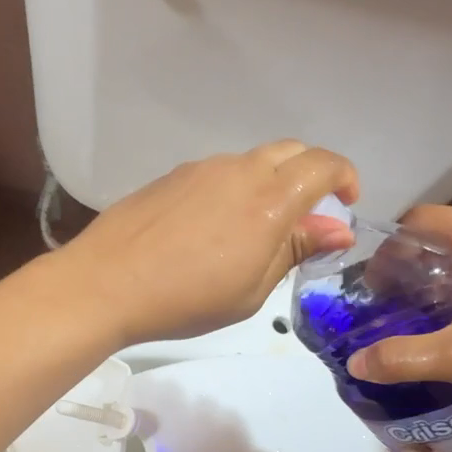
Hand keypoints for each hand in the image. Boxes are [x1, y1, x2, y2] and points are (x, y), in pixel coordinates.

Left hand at [52, 141, 359, 344]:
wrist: (104, 284)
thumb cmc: (185, 299)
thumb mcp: (251, 290)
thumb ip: (295, 250)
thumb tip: (337, 228)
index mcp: (268, 200)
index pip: (323, 165)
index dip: (345, 178)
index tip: (347, 204)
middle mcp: (238, 171)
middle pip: (290, 152)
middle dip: (310, 175)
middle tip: (307, 217)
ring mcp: (199, 170)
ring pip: (250, 162)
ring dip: (267, 184)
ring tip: (253, 231)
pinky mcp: (169, 178)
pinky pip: (216, 174)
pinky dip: (232, 190)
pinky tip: (211, 229)